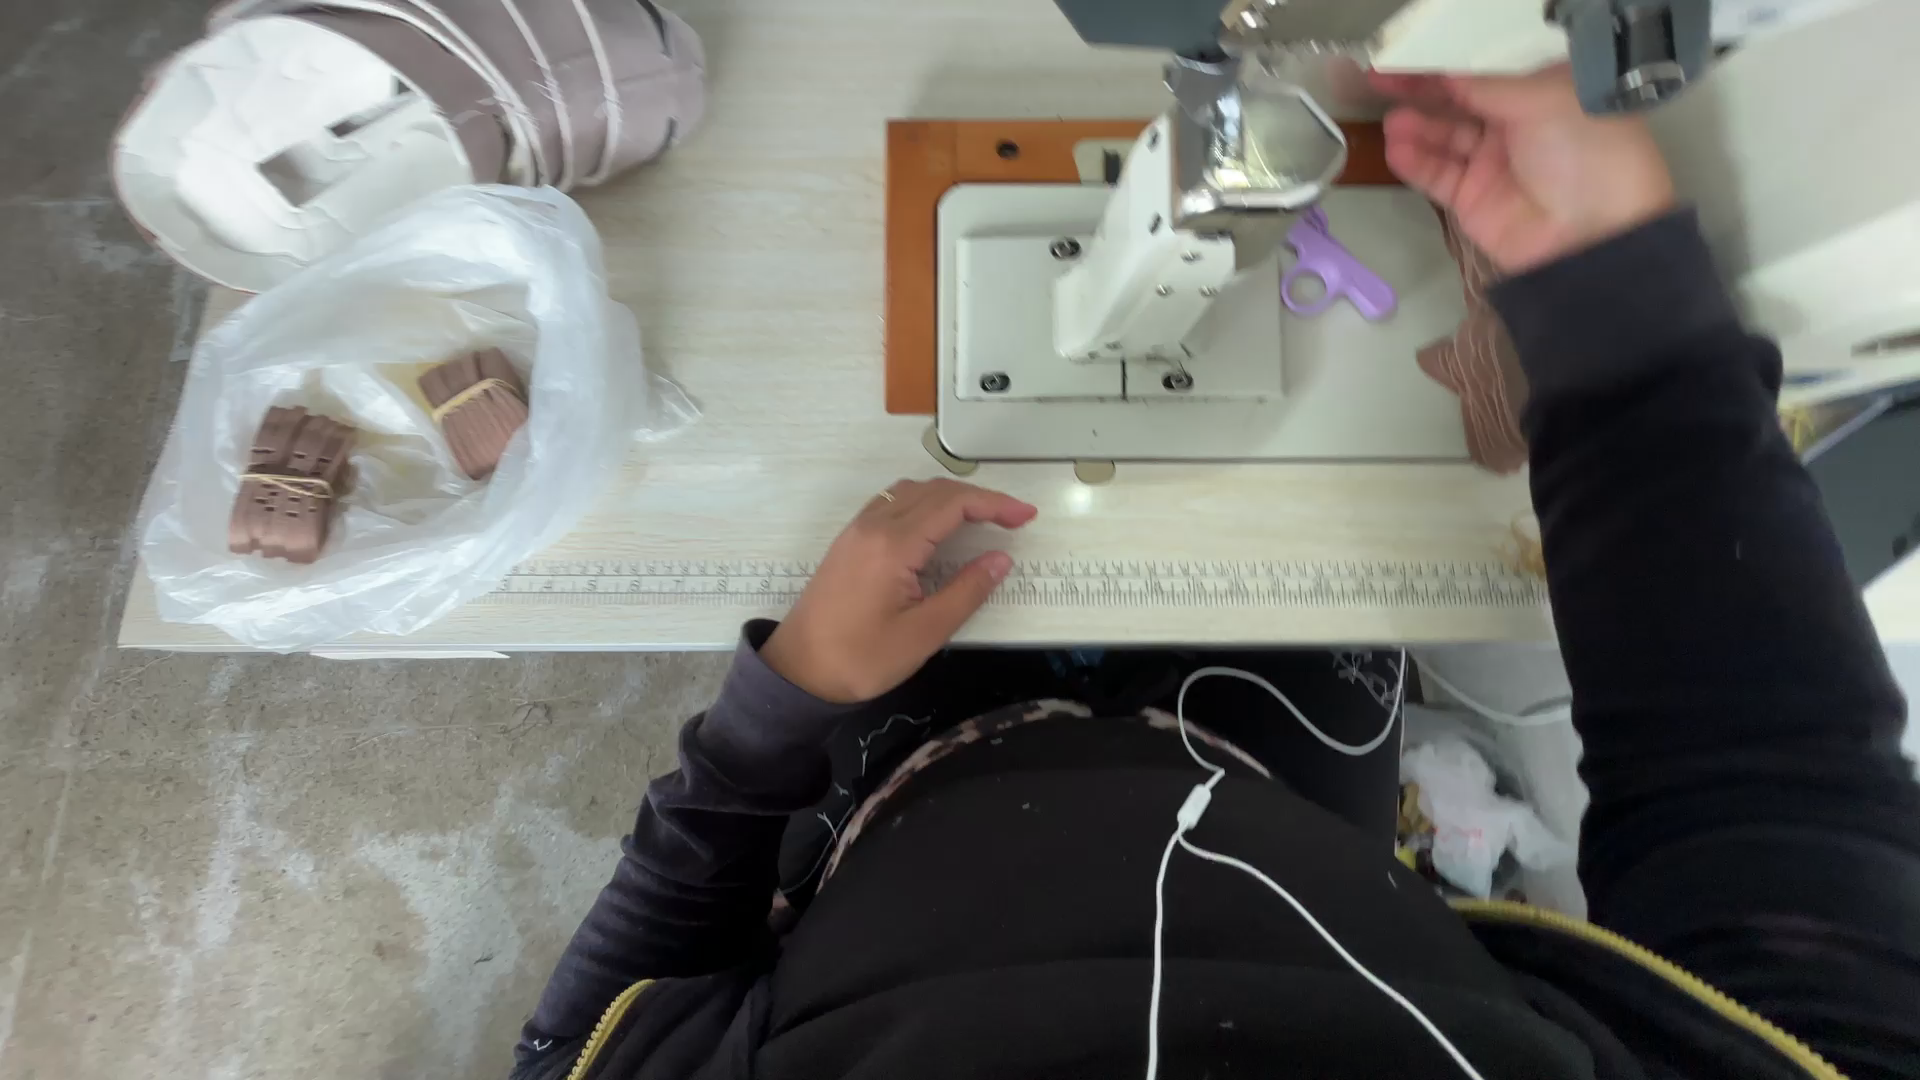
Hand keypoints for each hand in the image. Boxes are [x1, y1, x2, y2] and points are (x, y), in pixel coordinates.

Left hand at [760, 479, 1037, 703]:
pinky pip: (892, 502)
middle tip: (1014, 518)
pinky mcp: (849, 541)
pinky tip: (937, 525)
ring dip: (950, 496)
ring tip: (982, 518)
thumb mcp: (923, 633)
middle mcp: (874, 525)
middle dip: (979, 497)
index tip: (1027, 516)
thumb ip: (966, 591)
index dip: (995, 504)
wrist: (798, 672)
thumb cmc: (862, 658)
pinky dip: (924, 502)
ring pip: (911, 491)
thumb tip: (1000, 559)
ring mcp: (857, 529)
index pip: (953, 505)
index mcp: (894, 544)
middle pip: (934, 491)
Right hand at [1371, 66, 1675, 273]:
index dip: (1452, 59)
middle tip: (1384, 77)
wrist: (1586, 231)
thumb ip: (1490, 86)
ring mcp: (1490, 161)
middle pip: (1459, 101)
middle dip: (1421, 89)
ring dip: (1416, 128)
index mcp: (1545, 90)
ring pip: (1443, 138)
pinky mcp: (1468, 196)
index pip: (1489, 68)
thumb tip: (1449, 72)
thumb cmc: (1588, 153)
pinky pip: (1435, 174)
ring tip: (1392, 121)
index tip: (1415, 50)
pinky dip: (1414, 162)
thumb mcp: (1545, 101)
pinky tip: (1397, 149)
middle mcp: (1515, 122)